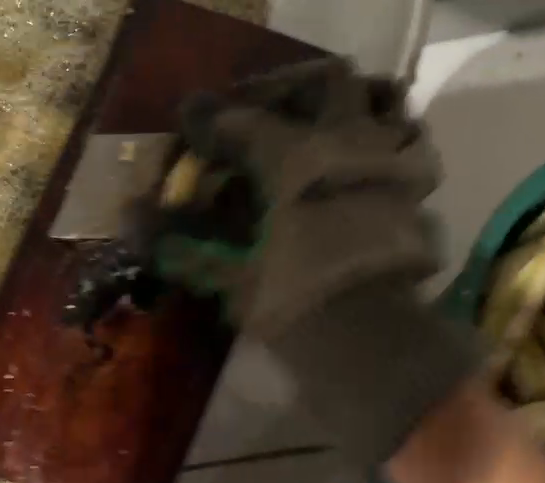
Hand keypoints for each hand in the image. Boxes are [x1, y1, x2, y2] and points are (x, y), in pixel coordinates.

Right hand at [147, 58, 484, 466]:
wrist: (369, 337)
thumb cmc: (290, 300)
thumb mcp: (226, 274)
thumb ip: (180, 242)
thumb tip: (131, 216)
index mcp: (294, 156)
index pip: (244, 120)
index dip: (211, 119)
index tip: (190, 119)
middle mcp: (346, 141)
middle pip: (324, 83)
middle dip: (287, 90)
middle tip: (258, 113)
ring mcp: (388, 161)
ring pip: (379, 101)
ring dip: (345, 106)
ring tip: (315, 129)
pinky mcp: (413, 189)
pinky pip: (405, 145)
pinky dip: (382, 143)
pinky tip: (359, 165)